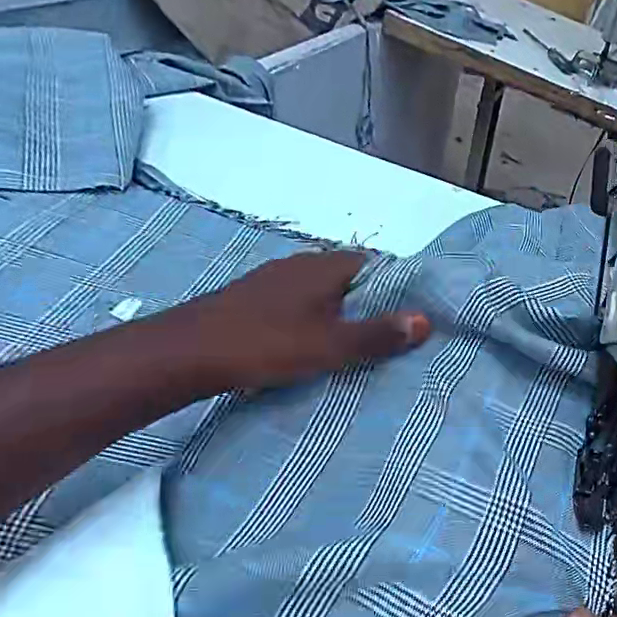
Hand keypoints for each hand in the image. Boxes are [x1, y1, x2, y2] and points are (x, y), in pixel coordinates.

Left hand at [161, 251, 429, 392]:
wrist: (189, 352)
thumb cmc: (267, 344)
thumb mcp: (331, 345)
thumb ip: (379, 334)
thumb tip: (427, 320)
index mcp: (325, 267)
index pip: (375, 265)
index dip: (396, 287)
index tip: (410, 315)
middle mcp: (300, 264)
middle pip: (348, 278)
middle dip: (368, 303)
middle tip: (386, 337)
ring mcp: (273, 280)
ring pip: (319, 292)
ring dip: (337, 313)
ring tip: (352, 345)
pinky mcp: (253, 299)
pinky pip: (296, 304)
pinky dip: (310, 319)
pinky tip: (308, 344)